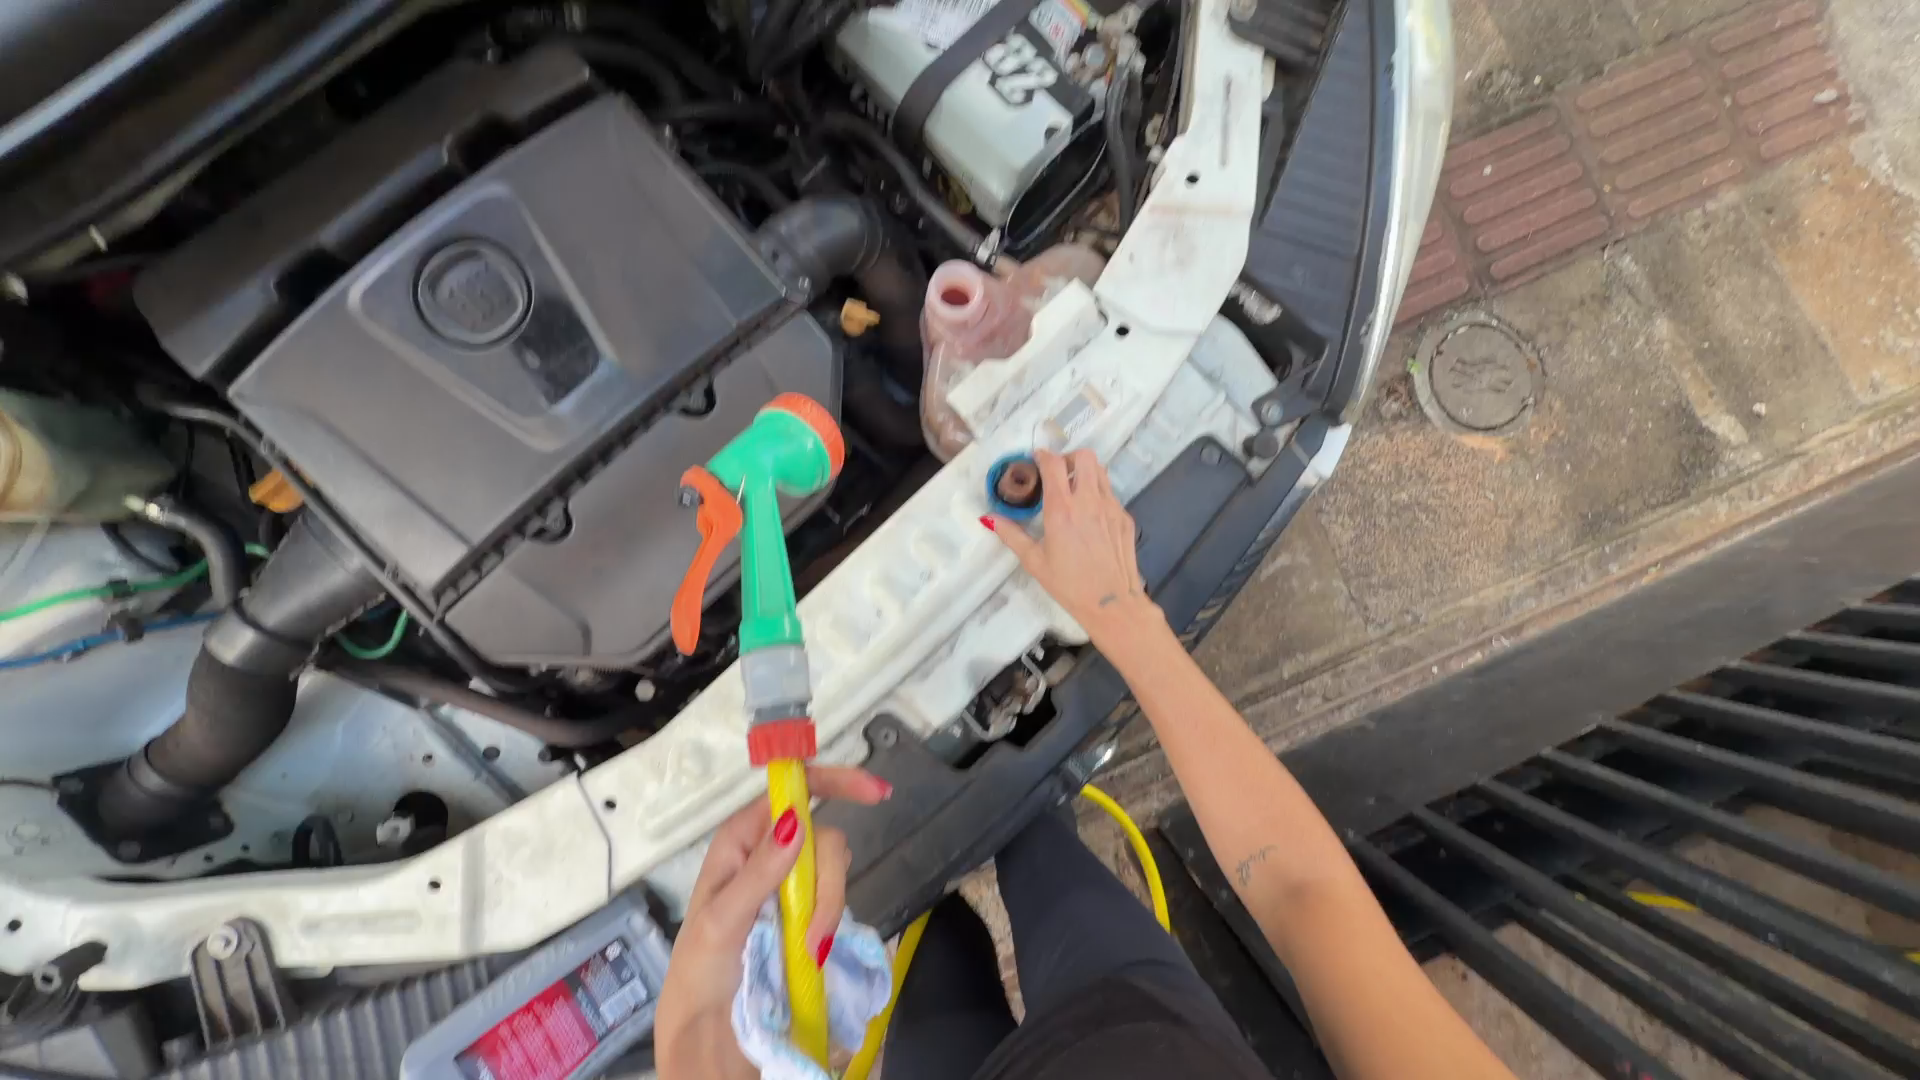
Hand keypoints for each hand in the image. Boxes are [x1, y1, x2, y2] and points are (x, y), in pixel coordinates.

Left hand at [655, 766, 890, 1079]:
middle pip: (823, 834)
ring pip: (834, 867)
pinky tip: (816, 949)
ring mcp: (791, 881)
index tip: (872, 792)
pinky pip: (836, 897)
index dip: (832, 781)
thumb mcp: (719, 923)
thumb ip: (758, 873)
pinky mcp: (808, 910)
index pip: (789, 791)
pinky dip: (832, 920)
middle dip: (828, 879)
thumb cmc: (700, 975)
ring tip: (809, 950)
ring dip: (830, 906)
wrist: (711, 1037)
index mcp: (741, 840)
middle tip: (817, 931)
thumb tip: (795, 820)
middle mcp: (770, 851)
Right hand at [984, 449, 1164, 649]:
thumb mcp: (1034, 561)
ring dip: (1086, 473)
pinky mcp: (1125, 518)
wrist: (1112, 604)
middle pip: (1085, 456)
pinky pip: (1111, 494)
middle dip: (1069, 458)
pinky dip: (1098, 495)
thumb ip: (1011, 535)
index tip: (1037, 459)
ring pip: (1101, 471)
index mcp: (1061, 509)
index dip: (1043, 455)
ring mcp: (1111, 507)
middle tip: (1059, 473)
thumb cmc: (1069, 585)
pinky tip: (1090, 518)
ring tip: (1074, 491)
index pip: (1054, 463)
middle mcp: (1088, 501)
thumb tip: (989, 518)